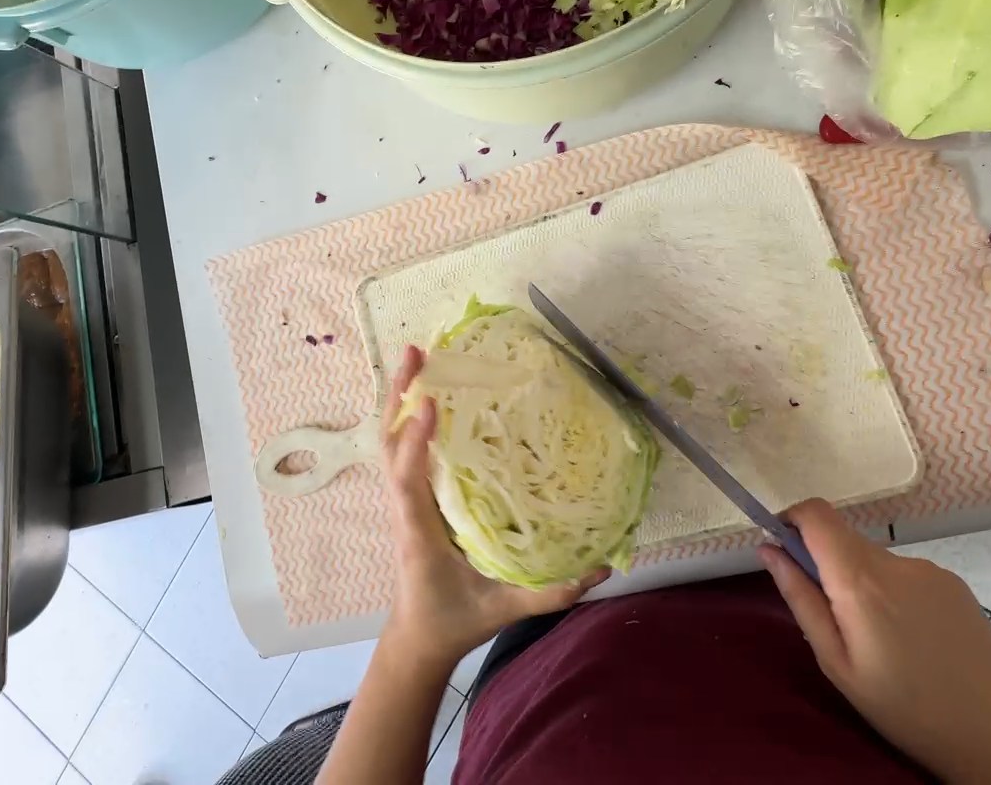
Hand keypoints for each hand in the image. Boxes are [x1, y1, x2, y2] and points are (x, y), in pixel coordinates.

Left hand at [378, 345, 607, 667]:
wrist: (418, 638)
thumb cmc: (455, 621)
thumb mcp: (505, 611)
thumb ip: (551, 593)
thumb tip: (601, 566)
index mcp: (420, 532)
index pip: (409, 481)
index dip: (415, 441)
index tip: (429, 403)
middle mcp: (405, 508)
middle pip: (389, 443)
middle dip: (399, 396)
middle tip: (417, 352)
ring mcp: (403, 500)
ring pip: (391, 440)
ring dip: (400, 398)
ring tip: (418, 356)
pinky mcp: (411, 496)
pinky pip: (403, 449)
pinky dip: (408, 416)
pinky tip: (427, 390)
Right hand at [760, 500, 990, 784]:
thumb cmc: (904, 708)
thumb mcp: (836, 662)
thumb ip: (800, 598)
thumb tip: (768, 549)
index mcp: (859, 580)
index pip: (816, 514)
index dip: (792, 520)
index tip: (783, 549)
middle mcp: (895, 562)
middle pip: (843, 538)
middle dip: (826, 564)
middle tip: (833, 619)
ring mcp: (930, 571)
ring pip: (874, 559)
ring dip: (862, 582)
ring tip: (881, 639)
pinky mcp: (956, 585)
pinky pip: (905, 574)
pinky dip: (894, 593)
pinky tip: (913, 639)